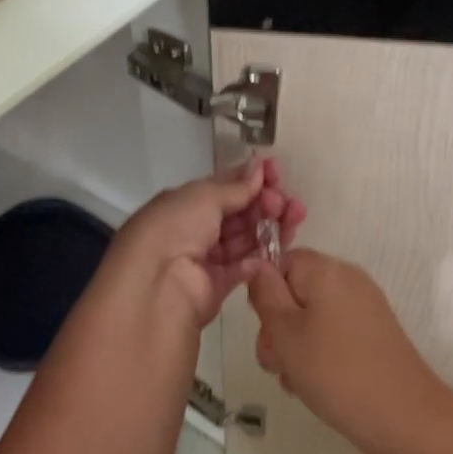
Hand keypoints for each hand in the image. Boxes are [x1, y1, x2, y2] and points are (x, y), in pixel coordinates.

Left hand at [102, 157, 305, 332]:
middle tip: (286, 202)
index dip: (251, 179)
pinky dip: (262, 257)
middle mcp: (195, 228)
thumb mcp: (203, 197)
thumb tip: (259, 168)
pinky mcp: (218, 285)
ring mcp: (207, 258)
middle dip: (266, 203)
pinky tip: (280, 246)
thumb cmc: (175, 228)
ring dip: (271, 227)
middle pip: (239, 213)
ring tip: (295, 218)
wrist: (157, 284)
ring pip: (246, 239)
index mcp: (186, 203)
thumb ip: (236, 187)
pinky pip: (245, 267)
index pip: (224, 187)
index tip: (278, 172)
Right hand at [244, 249, 450, 453]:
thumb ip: (265, 295)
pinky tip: (314, 385)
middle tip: (278, 361)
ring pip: (310, 319)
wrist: (403, 416)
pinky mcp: (373, 335)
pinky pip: (332, 335)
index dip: (266, 293)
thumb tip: (253, 263)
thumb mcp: (286, 333)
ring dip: (294, 348)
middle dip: (278, 327)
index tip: (266, 327)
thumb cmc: (335, 371)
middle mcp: (349, 281)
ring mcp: (364, 309)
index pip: (282, 262)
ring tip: (297, 380)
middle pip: (295, 292)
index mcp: (327, 271)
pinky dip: (318, 356)